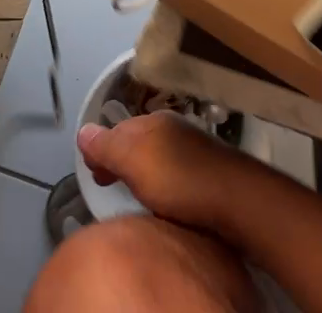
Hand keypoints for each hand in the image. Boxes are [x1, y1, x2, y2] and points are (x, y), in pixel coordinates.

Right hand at [77, 113, 267, 234]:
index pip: (116, 129)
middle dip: (120, 160)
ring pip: (156, 157)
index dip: (100, 150)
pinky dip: (162, 183)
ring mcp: (193, 148)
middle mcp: (173, 128)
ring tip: (134, 196)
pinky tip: (164, 200)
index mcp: (153, 121)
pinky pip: (175, 172)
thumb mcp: (134, 161)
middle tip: (109, 186)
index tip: (94, 176)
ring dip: (142, 173)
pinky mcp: (209, 170)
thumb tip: (83, 131)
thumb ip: (107, 146)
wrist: (238, 199)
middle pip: (136, 141)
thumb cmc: (180, 180)